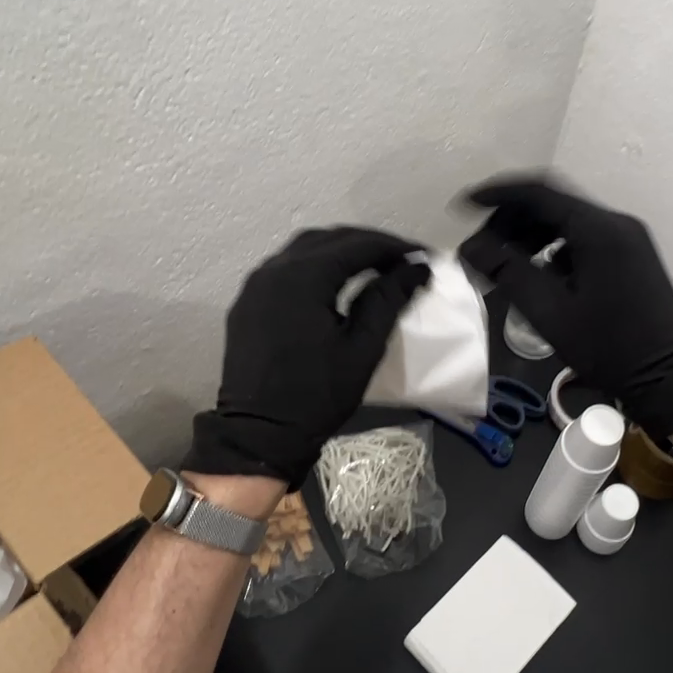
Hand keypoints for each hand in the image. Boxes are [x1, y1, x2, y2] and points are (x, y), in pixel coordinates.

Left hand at [182, 227, 431, 489]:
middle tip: (404, 260)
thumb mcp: (363, 347)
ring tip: (375, 265)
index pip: (358, 245)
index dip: (395, 248)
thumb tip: (417, 267)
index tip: (424, 258)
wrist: (260, 434)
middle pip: (330, 238)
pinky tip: (337, 281)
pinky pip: (287, 268)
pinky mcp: (248, 301)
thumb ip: (388, 299)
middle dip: (370, 244)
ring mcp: (256, 284)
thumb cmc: (318, 394)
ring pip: (305, 249)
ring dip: (342, 250)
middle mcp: (275, 269)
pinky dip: (317, 265)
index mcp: (304, 277)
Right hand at [458, 175, 672, 441]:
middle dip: (511, 219)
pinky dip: (554, 246)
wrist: (670, 375)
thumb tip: (469, 247)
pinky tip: (537, 273)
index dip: (496, 195)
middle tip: (481, 246)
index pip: (537, 193)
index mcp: (597, 228)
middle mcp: (615, 222)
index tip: (464, 205)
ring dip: (531, 234)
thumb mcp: (549, 311)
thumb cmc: (608, 345)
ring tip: (502, 262)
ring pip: (568, 220)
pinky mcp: (632, 254)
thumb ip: (506, 272)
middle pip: (552, 204)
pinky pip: (585, 237)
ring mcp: (627, 237)